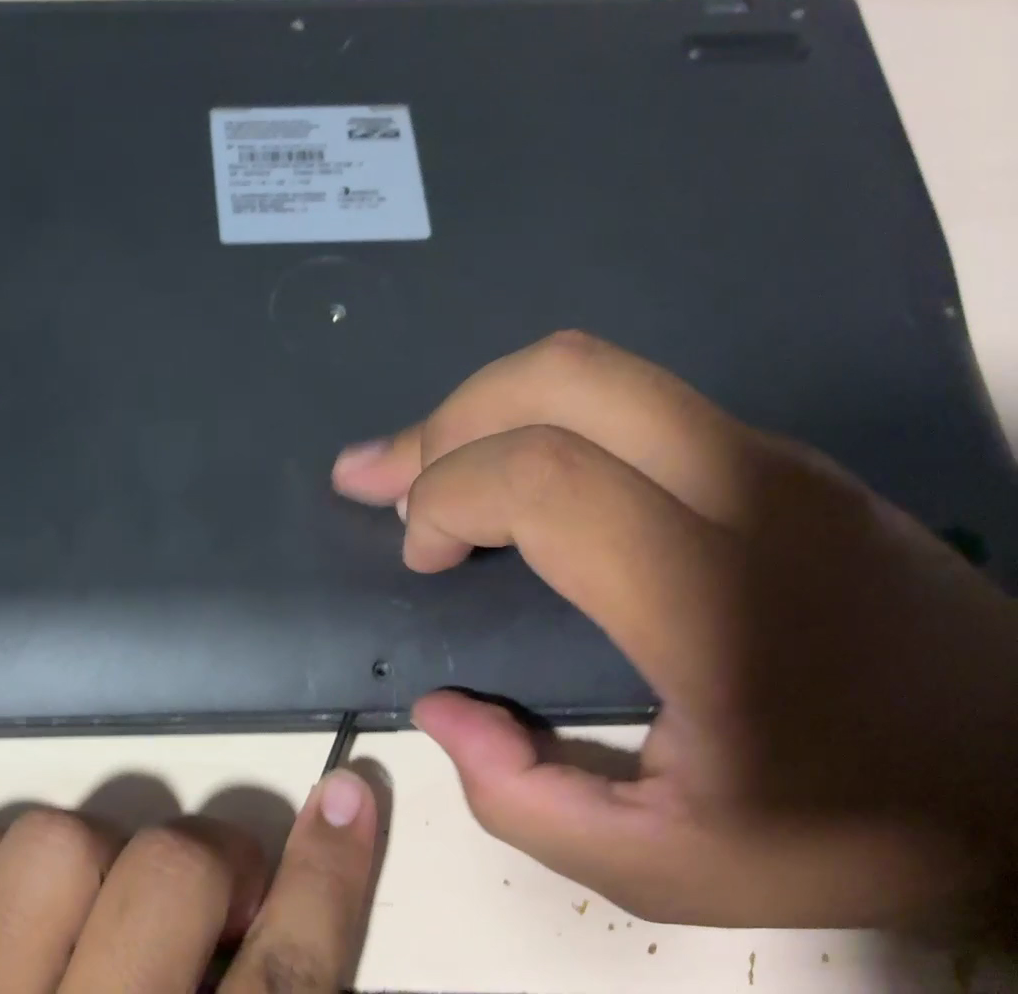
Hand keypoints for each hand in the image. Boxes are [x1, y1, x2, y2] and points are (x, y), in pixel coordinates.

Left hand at [0, 770, 380, 993]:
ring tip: (107, 904)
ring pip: (52, 844)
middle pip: (164, 882)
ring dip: (98, 854)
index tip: (347, 802)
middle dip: (207, 862)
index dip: (327, 880)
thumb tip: (271, 915)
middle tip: (212, 894)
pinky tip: (15, 908)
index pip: (281, 983)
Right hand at [333, 331, 1017, 929]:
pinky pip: (625, 398)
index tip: (423, 561)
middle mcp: (749, 496)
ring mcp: (771, 459)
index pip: (546, 481)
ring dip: (482, 411)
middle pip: (562, 379)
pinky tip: (508, 478)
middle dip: (445, 422)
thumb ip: (527, 804)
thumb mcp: (675, 871)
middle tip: (383, 481)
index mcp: (716, 600)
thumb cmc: (858, 824)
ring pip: (590, 370)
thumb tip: (440, 709)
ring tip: (424, 468)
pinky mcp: (778, 455)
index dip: (447, 498)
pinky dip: (537, 421)